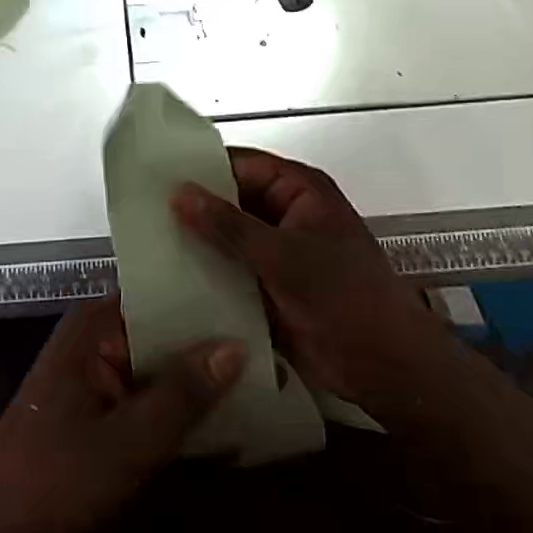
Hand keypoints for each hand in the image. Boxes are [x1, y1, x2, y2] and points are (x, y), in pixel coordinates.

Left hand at [0, 297, 244, 532]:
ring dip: (201, 371)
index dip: (206, 294)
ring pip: (161, 359)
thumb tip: (236, 345)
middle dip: (211, 338)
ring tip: (265, 367)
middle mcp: (97, 335)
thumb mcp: (126, 441)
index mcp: (95, 324)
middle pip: (163, 326)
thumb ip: (181, 394)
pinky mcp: (103, 403)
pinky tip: (227, 407)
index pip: (160, 292)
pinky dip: (183, 398)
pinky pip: (151, 388)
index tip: (255, 297)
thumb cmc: (55, 475)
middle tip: (272, 337)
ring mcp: (99, 369)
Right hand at [170, 148, 451, 409]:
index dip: (201, 168)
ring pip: (228, 234)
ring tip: (149, 240)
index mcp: (299, 190)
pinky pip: (232, 265)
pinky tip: (173, 273)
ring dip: (198, 239)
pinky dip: (208, 268)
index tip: (156, 176)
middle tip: (144, 210)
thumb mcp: (284, 257)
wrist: (388, 369)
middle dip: (194, 206)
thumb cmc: (347, 299)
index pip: (240, 164)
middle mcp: (287, 212)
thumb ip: (228, 225)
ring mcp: (278, 249)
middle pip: (231, 198)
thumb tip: (179, 193)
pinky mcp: (270, 282)